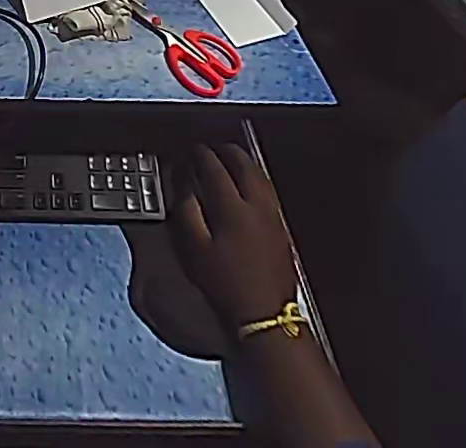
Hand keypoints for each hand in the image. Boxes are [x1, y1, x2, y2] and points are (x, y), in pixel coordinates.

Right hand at [172, 144, 298, 332]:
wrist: (265, 316)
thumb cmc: (226, 284)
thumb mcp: (195, 249)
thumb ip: (187, 212)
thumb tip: (184, 188)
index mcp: (232, 209)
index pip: (215, 169)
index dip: (201, 156)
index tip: (192, 151)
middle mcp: (256, 208)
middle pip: (244, 166)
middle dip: (227, 152)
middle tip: (213, 148)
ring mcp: (273, 218)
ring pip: (261, 178)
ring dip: (245, 163)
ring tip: (232, 158)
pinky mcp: (282, 229)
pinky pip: (269, 192)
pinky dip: (257, 179)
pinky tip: (250, 184)